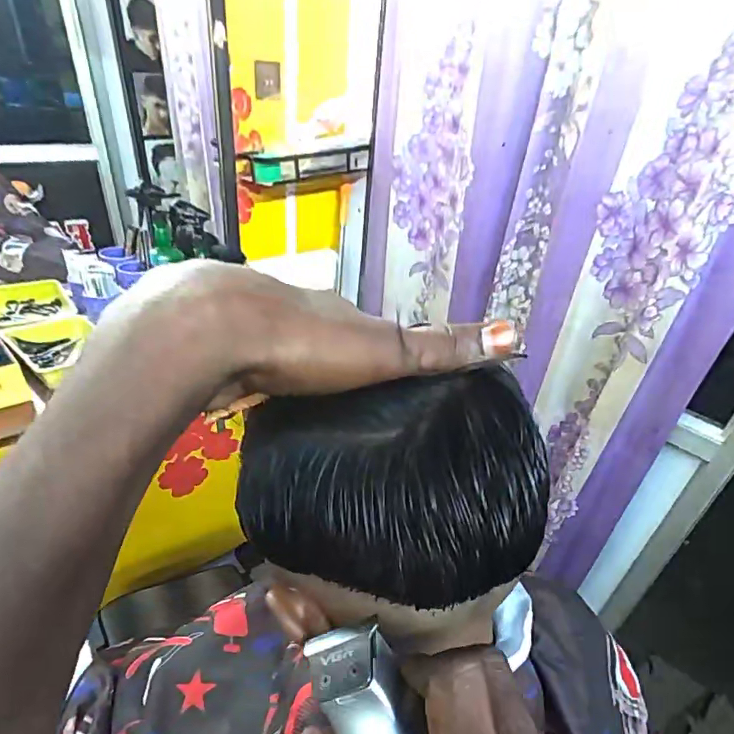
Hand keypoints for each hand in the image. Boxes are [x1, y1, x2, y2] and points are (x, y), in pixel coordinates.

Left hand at [101, 261, 521, 411]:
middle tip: (351, 409)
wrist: (219, 333)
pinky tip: (266, 416)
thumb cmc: (308, 342)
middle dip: (335, 372)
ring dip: (295, 383)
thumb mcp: (385, 350)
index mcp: (337, 313)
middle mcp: (298, 318)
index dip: (384, 353)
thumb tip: (514, 335)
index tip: (394, 380)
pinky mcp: (225, 362)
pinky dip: (261, 395)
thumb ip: (439, 348)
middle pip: (323, 346)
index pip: (368, 331)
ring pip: (282, 362)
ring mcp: (256, 338)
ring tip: (312, 420)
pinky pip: (251, 381)